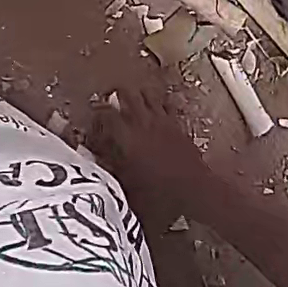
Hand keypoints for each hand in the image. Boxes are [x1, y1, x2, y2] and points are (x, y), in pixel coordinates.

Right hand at [89, 87, 221, 227]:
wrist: (193, 191)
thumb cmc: (157, 193)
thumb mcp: (126, 185)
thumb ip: (109, 166)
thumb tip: (95, 155)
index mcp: (126, 136)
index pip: (105, 113)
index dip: (97, 114)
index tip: (94, 121)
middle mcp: (143, 121)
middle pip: (126, 93)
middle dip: (115, 95)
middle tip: (111, 104)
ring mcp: (163, 120)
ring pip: (147, 93)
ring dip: (137, 96)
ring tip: (132, 105)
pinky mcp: (178, 124)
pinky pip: (167, 103)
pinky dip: (159, 103)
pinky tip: (156, 112)